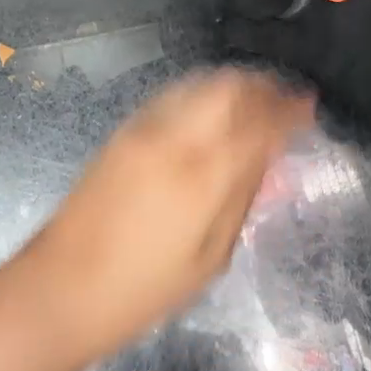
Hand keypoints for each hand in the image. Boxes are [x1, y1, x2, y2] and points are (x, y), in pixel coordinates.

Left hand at [15, 69, 312, 357]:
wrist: (62, 286)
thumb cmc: (144, 288)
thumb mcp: (211, 257)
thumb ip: (241, 197)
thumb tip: (267, 157)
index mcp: (203, 175)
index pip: (259, 123)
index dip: (289, 109)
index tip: (308, 106)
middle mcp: (174, 137)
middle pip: (229, 85)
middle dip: (262, 85)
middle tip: (283, 98)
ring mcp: (143, 128)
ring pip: (200, 82)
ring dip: (233, 83)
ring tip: (254, 99)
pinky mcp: (123, 129)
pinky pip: (174, 94)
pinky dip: (202, 91)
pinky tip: (213, 109)